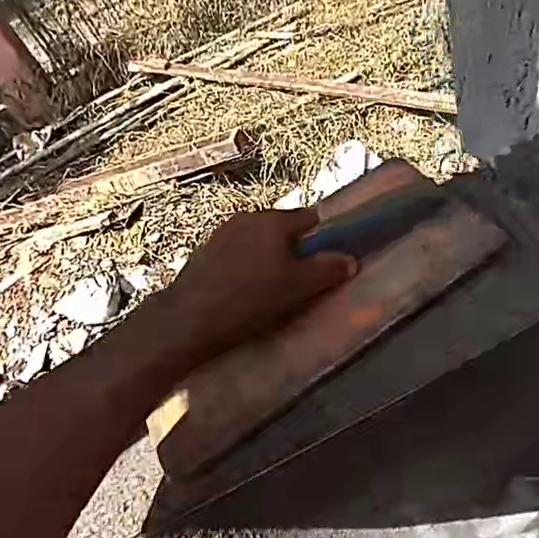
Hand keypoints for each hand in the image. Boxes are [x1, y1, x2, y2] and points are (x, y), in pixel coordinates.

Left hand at [158, 208, 355, 362]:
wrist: (188, 320)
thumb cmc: (251, 298)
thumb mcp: (299, 287)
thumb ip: (328, 270)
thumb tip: (350, 260)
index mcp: (274, 220)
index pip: (310, 217)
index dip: (322, 237)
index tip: (324, 260)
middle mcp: (248, 217)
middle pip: (283, 229)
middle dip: (293, 249)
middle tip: (298, 279)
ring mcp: (222, 233)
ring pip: (259, 241)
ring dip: (268, 257)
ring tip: (269, 288)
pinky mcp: (204, 252)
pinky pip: (238, 253)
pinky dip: (246, 266)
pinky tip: (244, 292)